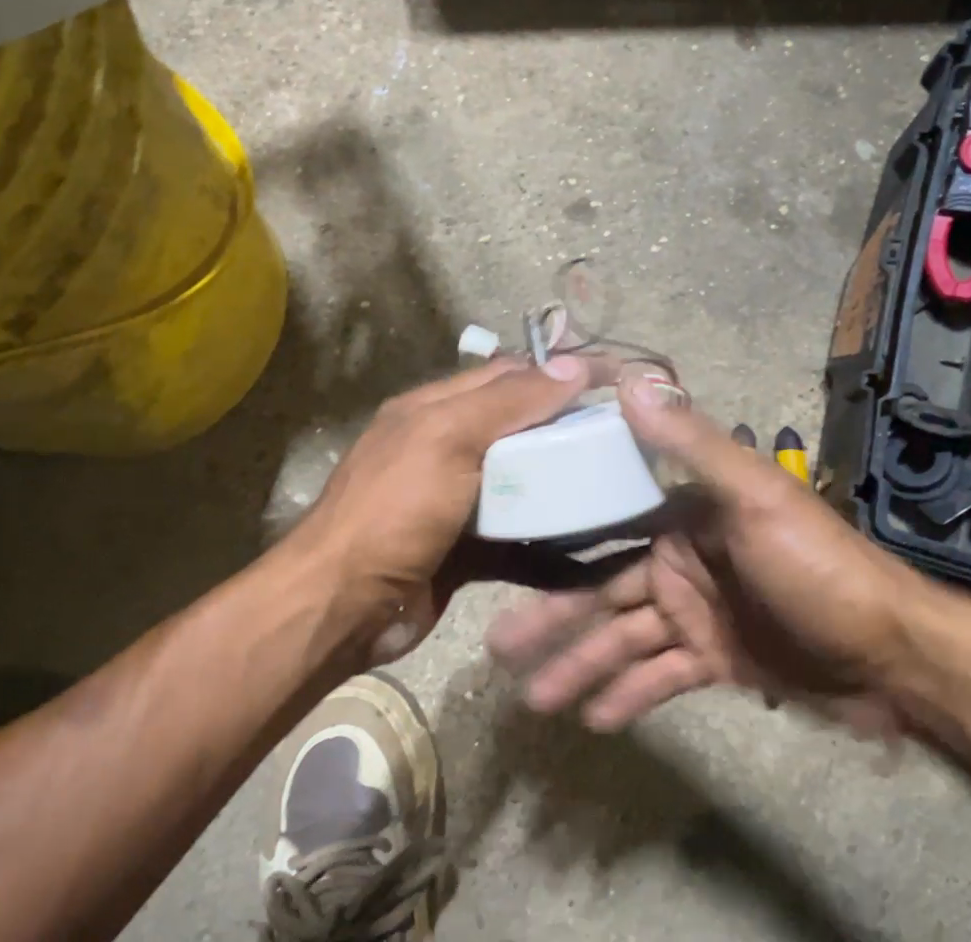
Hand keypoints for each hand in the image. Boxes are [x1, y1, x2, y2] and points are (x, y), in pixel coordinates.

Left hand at [284, 355, 615, 663]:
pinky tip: (590, 549)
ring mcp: (454, 504)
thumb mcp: (447, 439)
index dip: (559, 375)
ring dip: (563, 489)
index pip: (506, 377)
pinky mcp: (465, 552)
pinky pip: (516, 539)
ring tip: (618, 490)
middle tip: (626, 442)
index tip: (617, 382)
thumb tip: (572, 364)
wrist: (343, 605)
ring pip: (520, 486)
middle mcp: (443, 450)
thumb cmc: (394, 511)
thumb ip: (508, 402)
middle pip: (517, 431)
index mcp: (432, 411)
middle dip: (567, 433)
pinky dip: (549, 544)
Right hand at [486, 374, 935, 734]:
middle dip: (553, 622)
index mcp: (686, 516)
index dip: (555, 544)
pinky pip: (661, 677)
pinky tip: (594, 721)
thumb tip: (633, 381)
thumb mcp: (754, 498)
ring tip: (535, 701)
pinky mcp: (715, 660)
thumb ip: (691, 445)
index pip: (606, 525)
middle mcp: (682, 561)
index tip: (505, 558)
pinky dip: (629, 696)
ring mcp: (697, 614)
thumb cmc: (817, 567)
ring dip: (581, 668)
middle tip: (498, 650)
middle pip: (603, 593)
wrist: (891, 652)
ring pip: (625, 641)